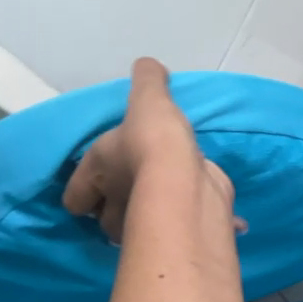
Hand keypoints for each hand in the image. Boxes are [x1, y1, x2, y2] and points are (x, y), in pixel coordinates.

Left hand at [62, 58, 239, 243]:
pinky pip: (196, 229)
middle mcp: (119, 205)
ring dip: (153, 225)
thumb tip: (151, 67)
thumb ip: (148, 80)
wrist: (188, 182)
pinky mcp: (186, 230)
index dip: (82, 196)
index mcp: (99, 173)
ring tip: (170, 211)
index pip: (76, 198)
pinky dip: (209, 223)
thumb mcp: (148, 97)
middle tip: (133, 201)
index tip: (91, 195)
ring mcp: (150, 225)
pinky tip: (226, 219)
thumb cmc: (153, 141)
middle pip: (108, 224)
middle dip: (118, 216)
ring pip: (143, 234)